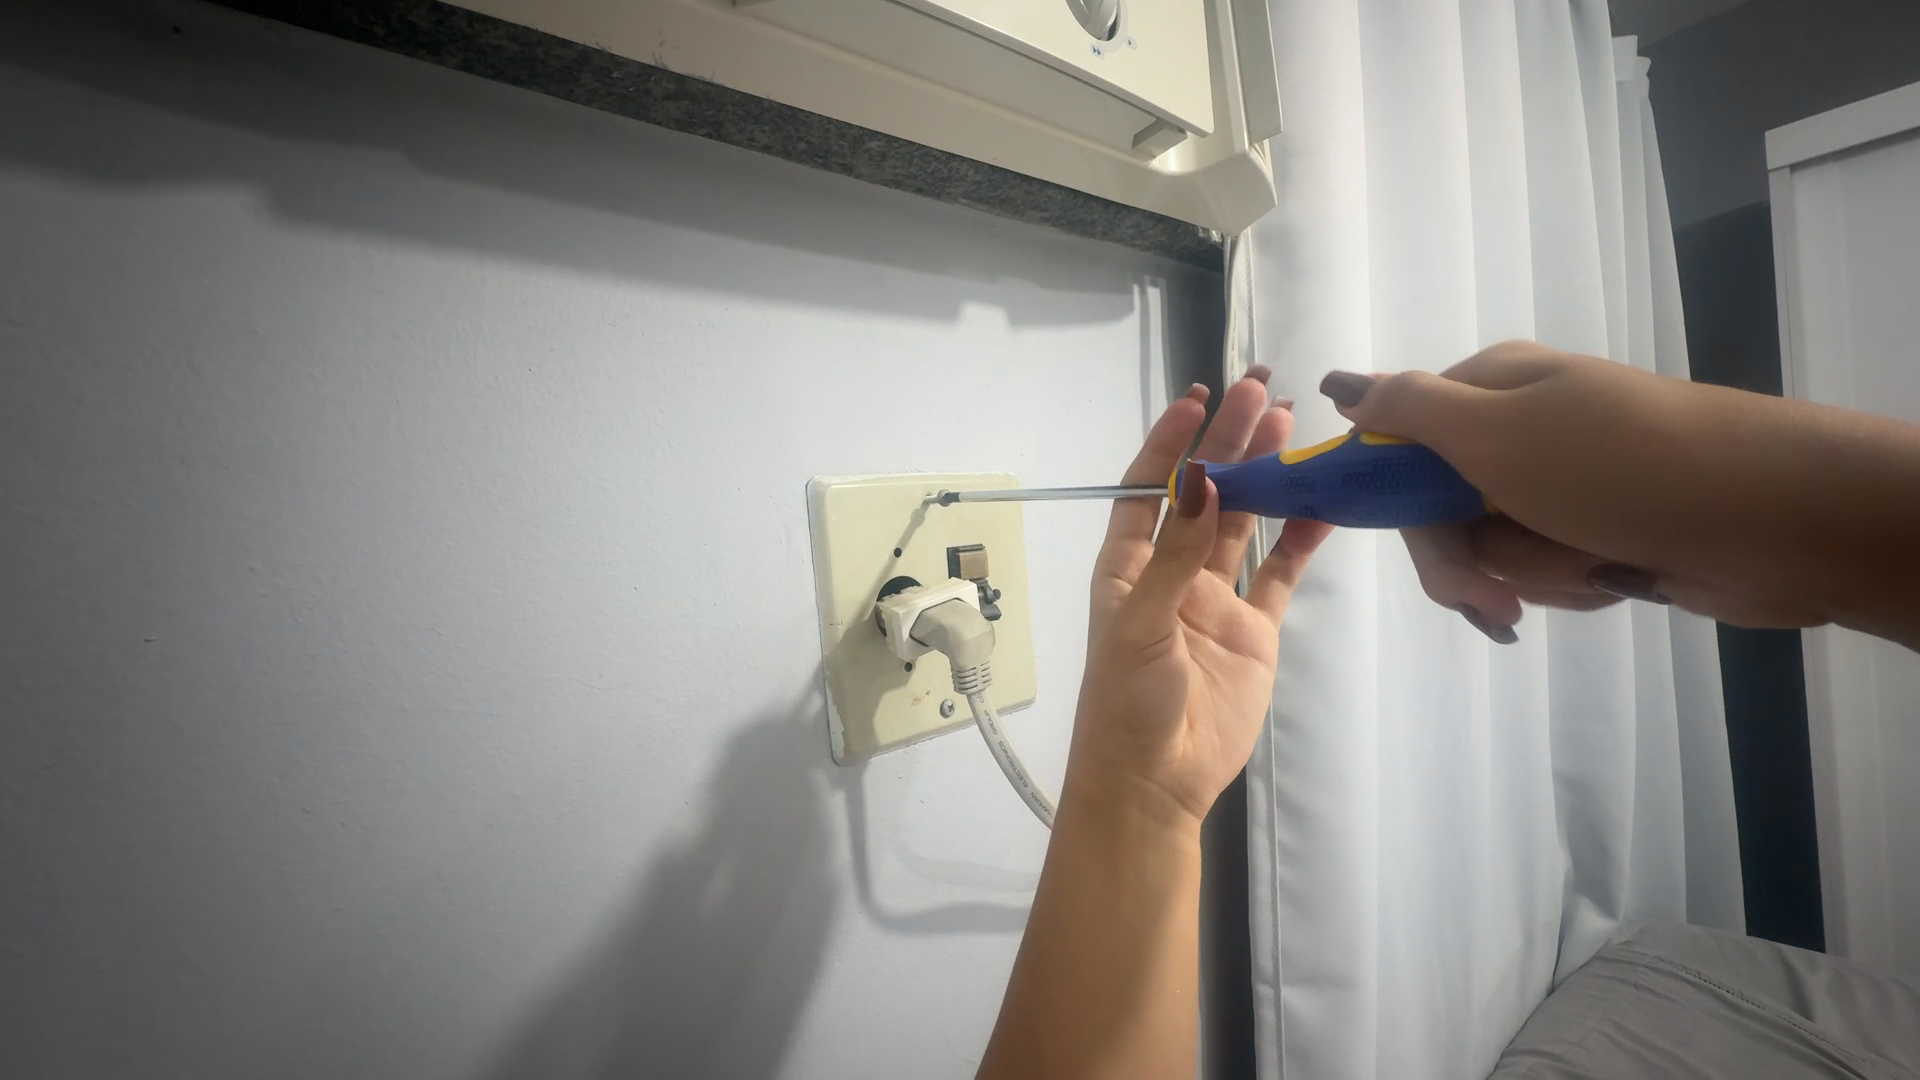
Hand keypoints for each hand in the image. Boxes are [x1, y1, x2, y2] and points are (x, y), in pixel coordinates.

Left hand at [1068, 372, 1332, 825]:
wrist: (1156, 778)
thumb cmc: (1128, 700)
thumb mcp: (1141, 621)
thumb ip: (1176, 553)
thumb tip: (1202, 478)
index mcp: (1128, 566)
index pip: (1147, 488)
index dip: (1170, 442)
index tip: (1197, 398)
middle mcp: (1171, 573)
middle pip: (1202, 495)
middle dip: (1227, 445)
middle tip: (1262, 392)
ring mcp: (1214, 599)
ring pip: (1243, 525)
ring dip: (1265, 479)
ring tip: (1293, 427)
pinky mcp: (1253, 629)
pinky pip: (1280, 574)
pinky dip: (1301, 539)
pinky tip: (1323, 502)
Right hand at [1319, 341, 1919, 642]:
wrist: (1783, 522)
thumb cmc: (1620, 466)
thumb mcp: (1493, 430)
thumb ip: (1405, 409)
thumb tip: (1337, 384)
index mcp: (1488, 391)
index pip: (1396, 449)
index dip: (1396, 502)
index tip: (1423, 542)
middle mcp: (1516, 431)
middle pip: (1437, 510)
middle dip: (1467, 560)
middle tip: (1492, 599)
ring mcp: (1555, 481)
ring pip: (1488, 546)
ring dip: (1529, 571)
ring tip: (1591, 565)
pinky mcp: (1592, 527)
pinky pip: (1537, 568)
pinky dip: (1567, 581)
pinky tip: (1613, 574)